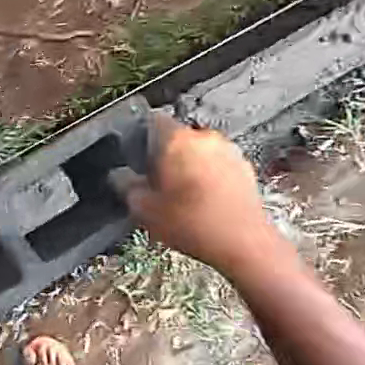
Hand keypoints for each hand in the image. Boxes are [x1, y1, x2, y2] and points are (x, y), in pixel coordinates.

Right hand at [112, 114, 295, 277]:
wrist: (243, 243)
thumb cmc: (194, 224)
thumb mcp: (144, 210)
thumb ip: (126, 186)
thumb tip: (119, 177)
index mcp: (176, 140)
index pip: (152, 121)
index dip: (141, 139)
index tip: (137, 158)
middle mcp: (204, 138)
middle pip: (176, 138)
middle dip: (166, 157)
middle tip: (157, 185)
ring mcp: (228, 151)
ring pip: (198, 151)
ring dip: (188, 166)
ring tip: (182, 197)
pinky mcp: (244, 167)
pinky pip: (218, 164)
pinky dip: (209, 177)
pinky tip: (203, 202)